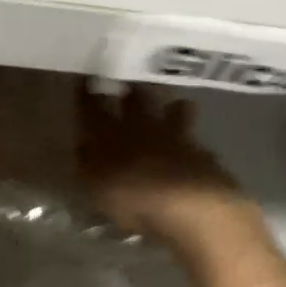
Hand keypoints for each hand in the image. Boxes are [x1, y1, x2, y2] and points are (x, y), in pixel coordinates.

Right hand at [77, 85, 255, 252]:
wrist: (191, 205)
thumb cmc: (132, 197)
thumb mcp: (94, 187)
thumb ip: (86, 164)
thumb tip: (83, 146)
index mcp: (109, 132)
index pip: (93, 105)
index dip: (87, 92)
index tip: (86, 80)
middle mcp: (141, 126)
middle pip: (136, 97)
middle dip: (131, 89)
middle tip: (128, 85)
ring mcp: (176, 135)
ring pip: (173, 109)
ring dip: (171, 105)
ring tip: (172, 104)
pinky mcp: (202, 151)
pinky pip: (195, 138)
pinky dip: (192, 139)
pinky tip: (193, 144)